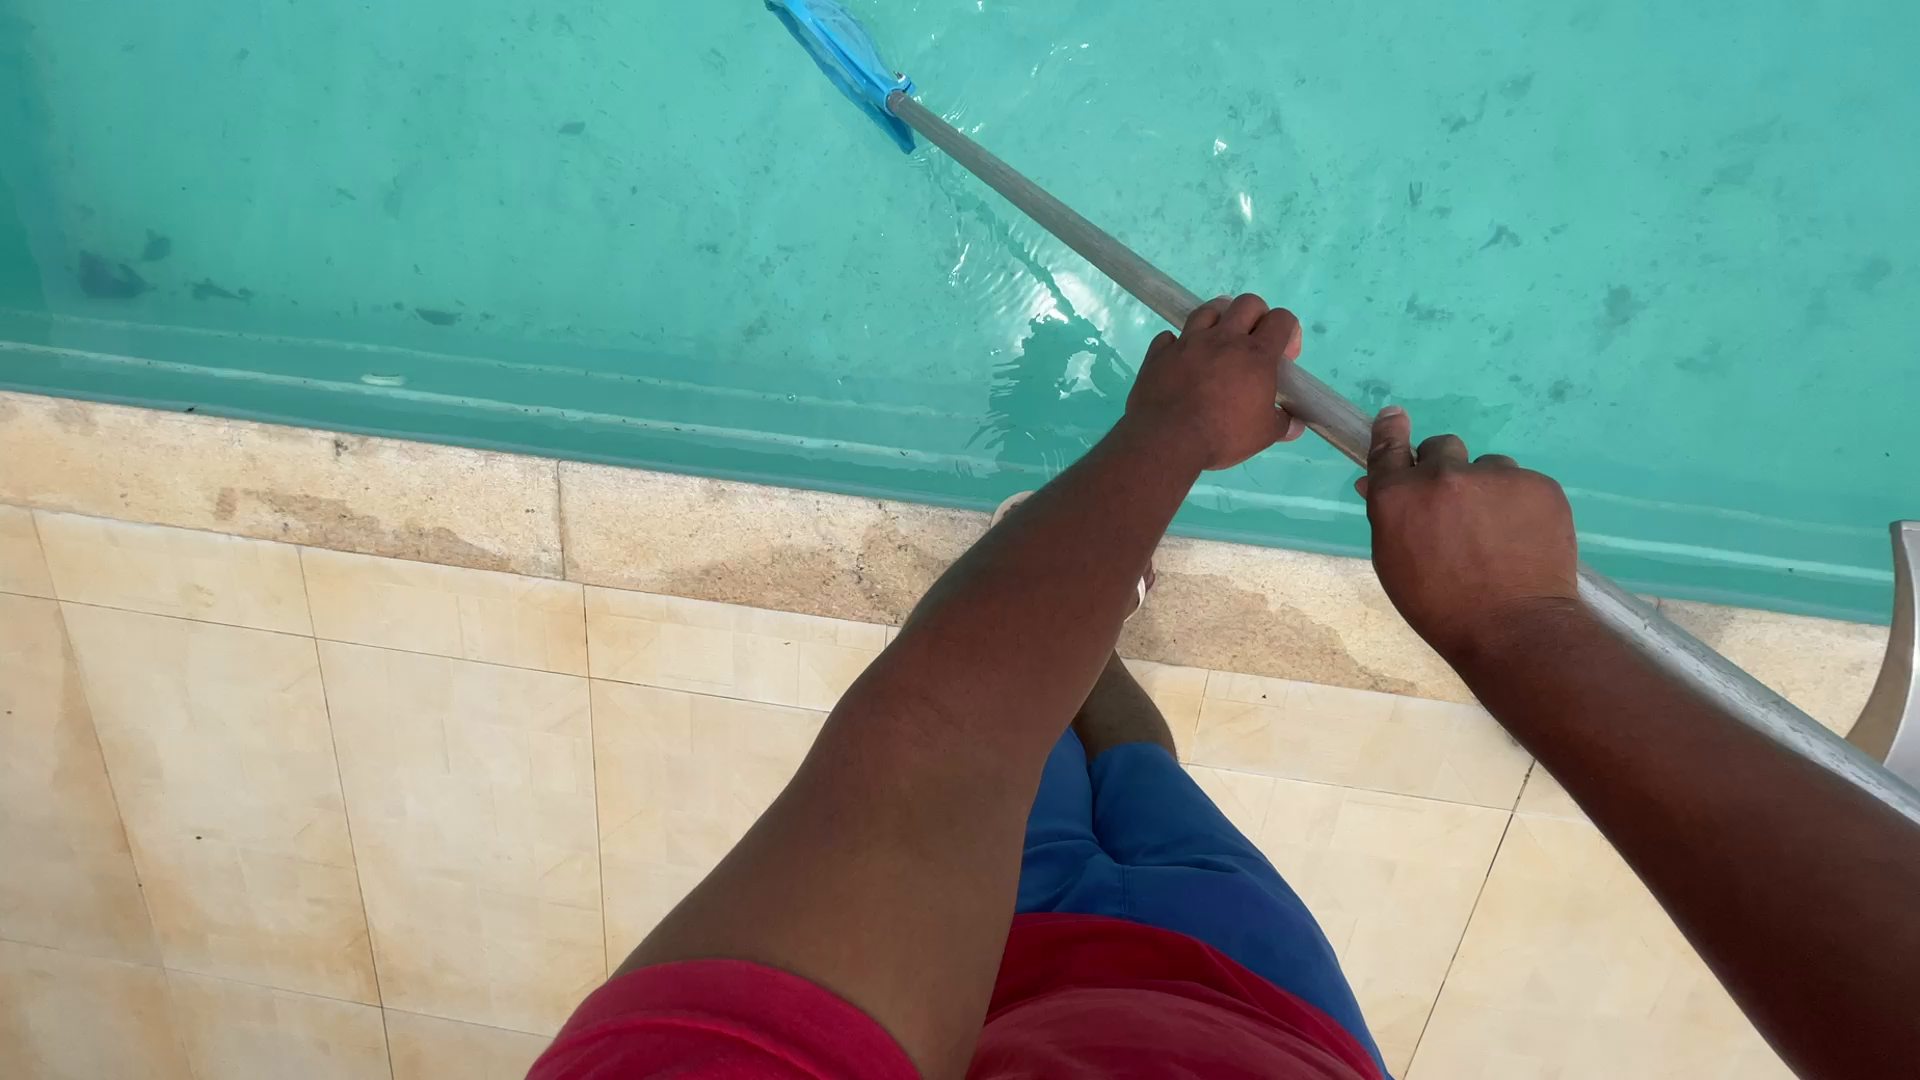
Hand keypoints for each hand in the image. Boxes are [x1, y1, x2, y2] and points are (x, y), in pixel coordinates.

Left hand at [1124, 294, 1304, 470]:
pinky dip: (1175, 345)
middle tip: (1251, 343)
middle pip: (1247, 303)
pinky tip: (1179, 361)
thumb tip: (1294, 425)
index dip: (1288, 331)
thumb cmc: (1222, 437)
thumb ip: (1281, 424)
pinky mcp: (1158, 355)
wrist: (1167, 442)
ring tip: (1216, 343)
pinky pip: (1167, 337)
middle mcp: (1222, 340)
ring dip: (1217, 319)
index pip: (1282, 319)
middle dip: (1256, 316)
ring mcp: (1187, 343)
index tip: (1283, 356)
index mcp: (1255, 354)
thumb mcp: (1263, 435)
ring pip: (1206, 311)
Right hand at [1360, 406, 1579, 658]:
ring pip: (1486, 466)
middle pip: (1441, 447)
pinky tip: (1520, 536)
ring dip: (1485, 487)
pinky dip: (1518, 502)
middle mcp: (1441, 476)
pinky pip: (1522, 482)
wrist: (1510, 626)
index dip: (1391, 430)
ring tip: (1495, 529)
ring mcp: (1493, 476)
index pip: (1388, 446)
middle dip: (1443, 468)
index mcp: (1396, 495)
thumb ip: (1389, 515)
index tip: (1395, 418)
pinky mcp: (1538, 485)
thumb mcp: (1392, 559)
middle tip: (1454, 504)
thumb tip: (1380, 486)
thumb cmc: (1435, 603)